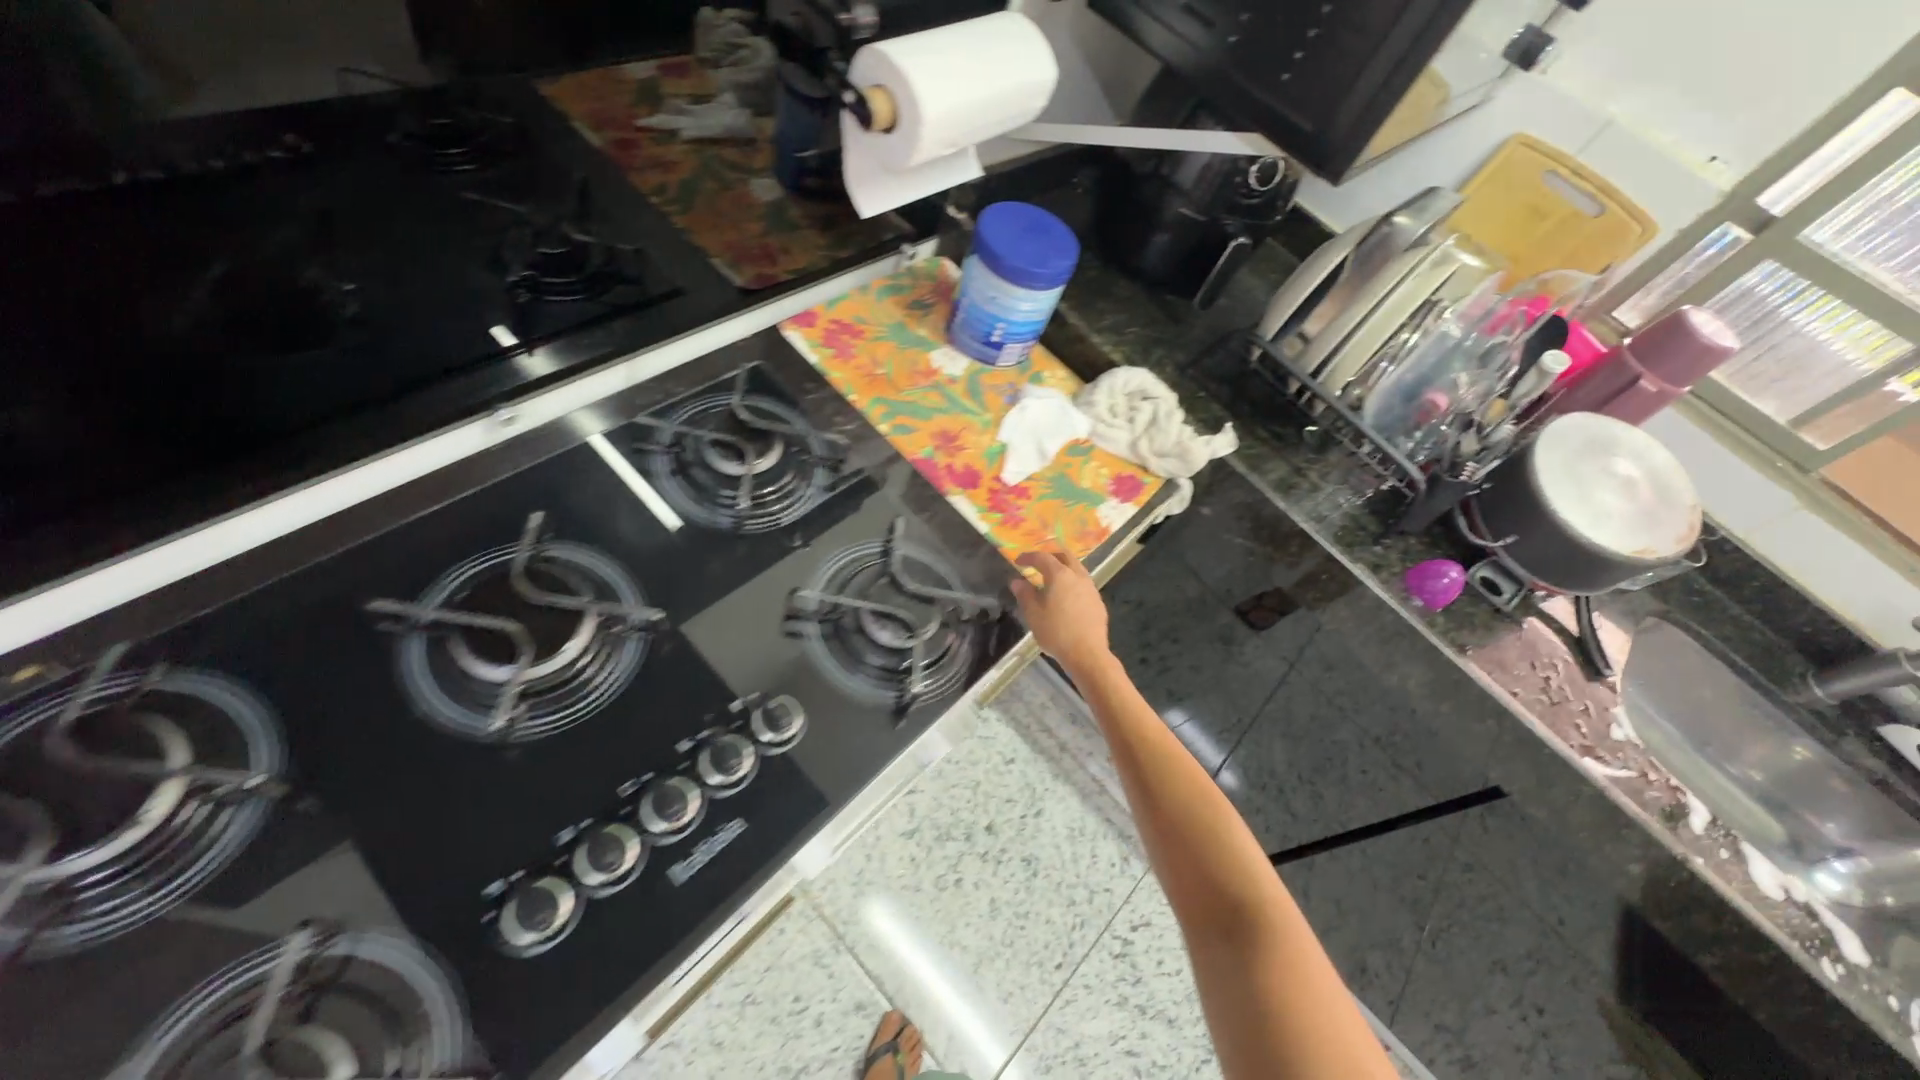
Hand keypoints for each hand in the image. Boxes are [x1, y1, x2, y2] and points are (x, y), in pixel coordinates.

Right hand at [1009, 551, 1112, 674]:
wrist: (1087, 653)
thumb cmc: (1056, 632)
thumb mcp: (1033, 614)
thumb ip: (1025, 594)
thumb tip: (1017, 581)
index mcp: (1060, 575)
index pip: (1043, 557)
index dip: (1029, 557)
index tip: (1019, 561)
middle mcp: (1078, 576)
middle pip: (1065, 556)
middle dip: (1050, 555)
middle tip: (1038, 563)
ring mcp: (1091, 588)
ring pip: (1077, 569)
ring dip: (1063, 569)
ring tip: (1051, 580)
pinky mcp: (1098, 601)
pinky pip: (1083, 584)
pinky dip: (1072, 583)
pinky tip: (1066, 597)